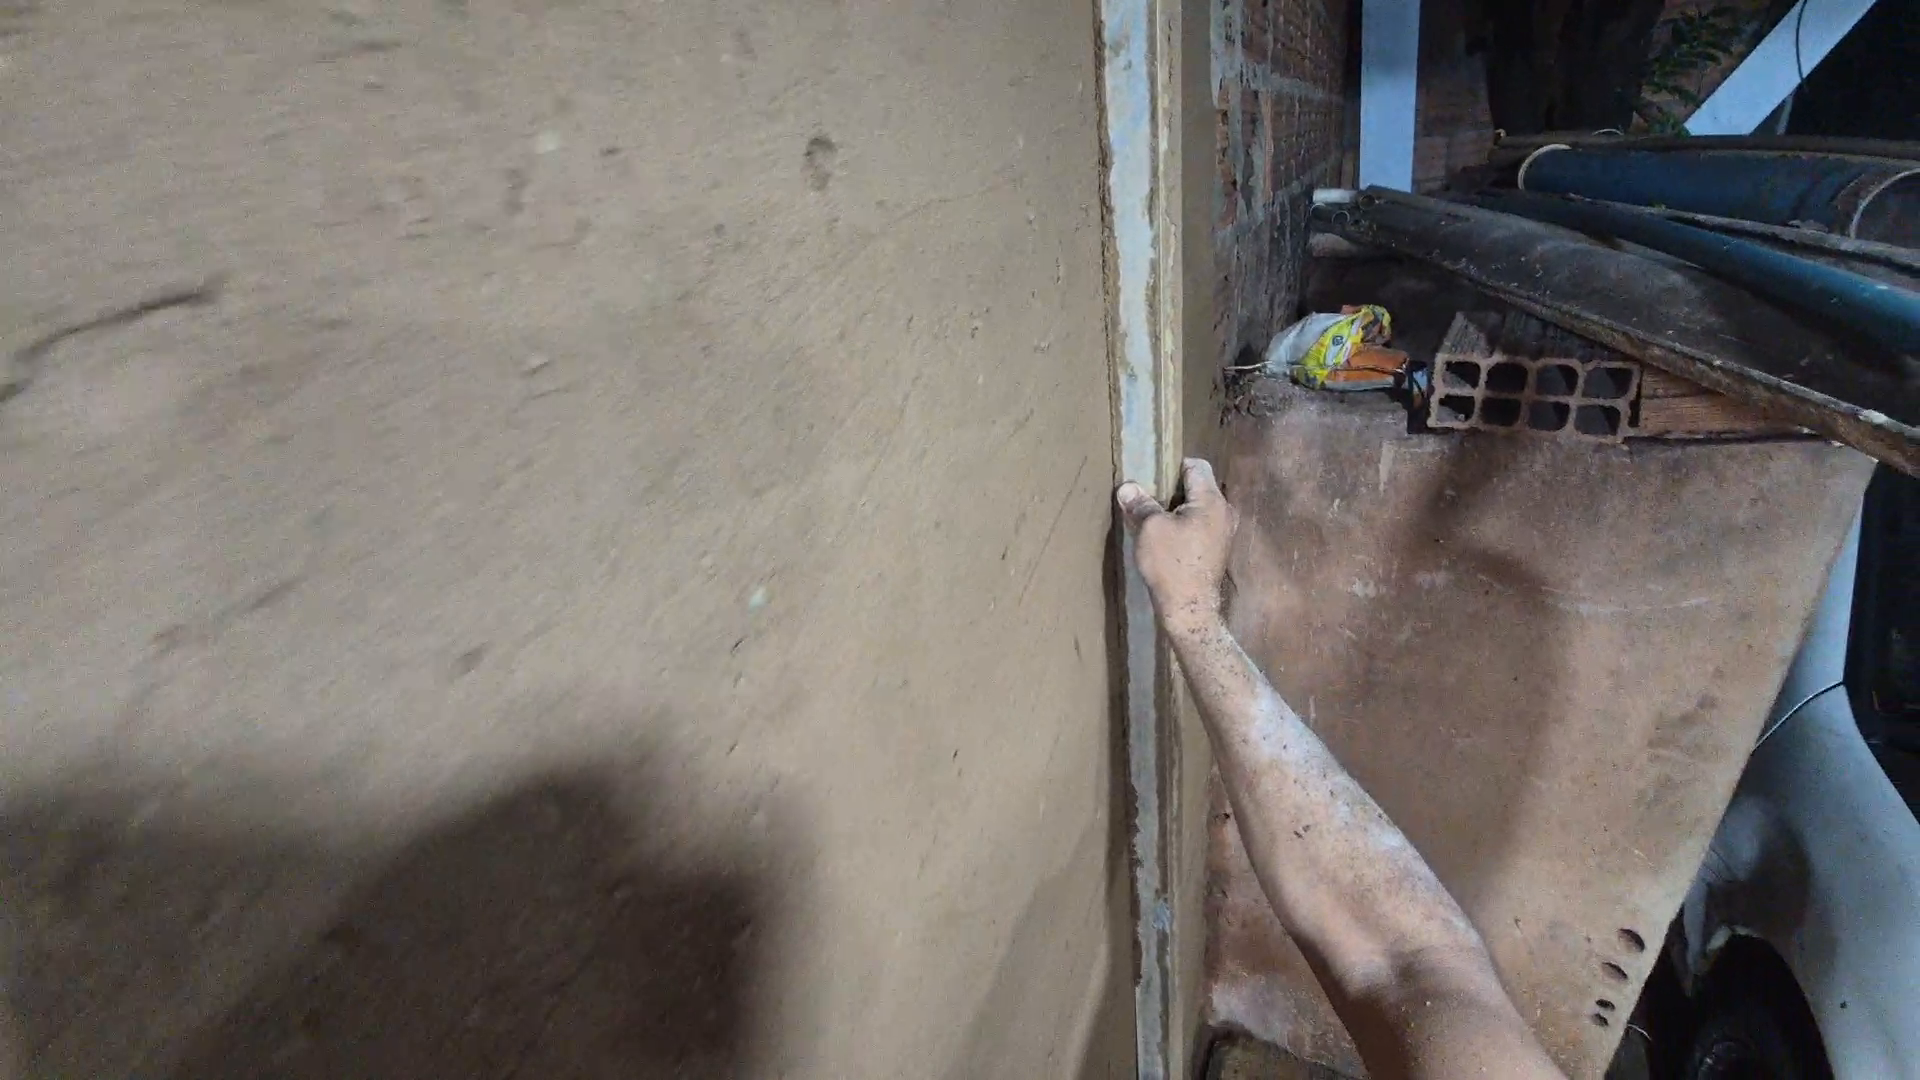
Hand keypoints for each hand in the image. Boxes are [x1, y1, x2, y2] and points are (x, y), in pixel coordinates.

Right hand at [1116, 458, 1237, 637]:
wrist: (1190, 607)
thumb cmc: (1171, 563)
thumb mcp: (1150, 529)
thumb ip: (1140, 504)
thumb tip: (1127, 487)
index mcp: (1211, 500)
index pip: (1197, 465)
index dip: (1173, 465)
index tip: (1152, 477)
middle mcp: (1225, 511)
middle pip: (1199, 486)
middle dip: (1173, 488)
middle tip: (1148, 497)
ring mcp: (1225, 531)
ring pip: (1199, 507)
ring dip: (1178, 509)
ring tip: (1154, 518)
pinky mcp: (1218, 548)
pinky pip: (1201, 524)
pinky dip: (1185, 525)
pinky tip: (1166, 538)